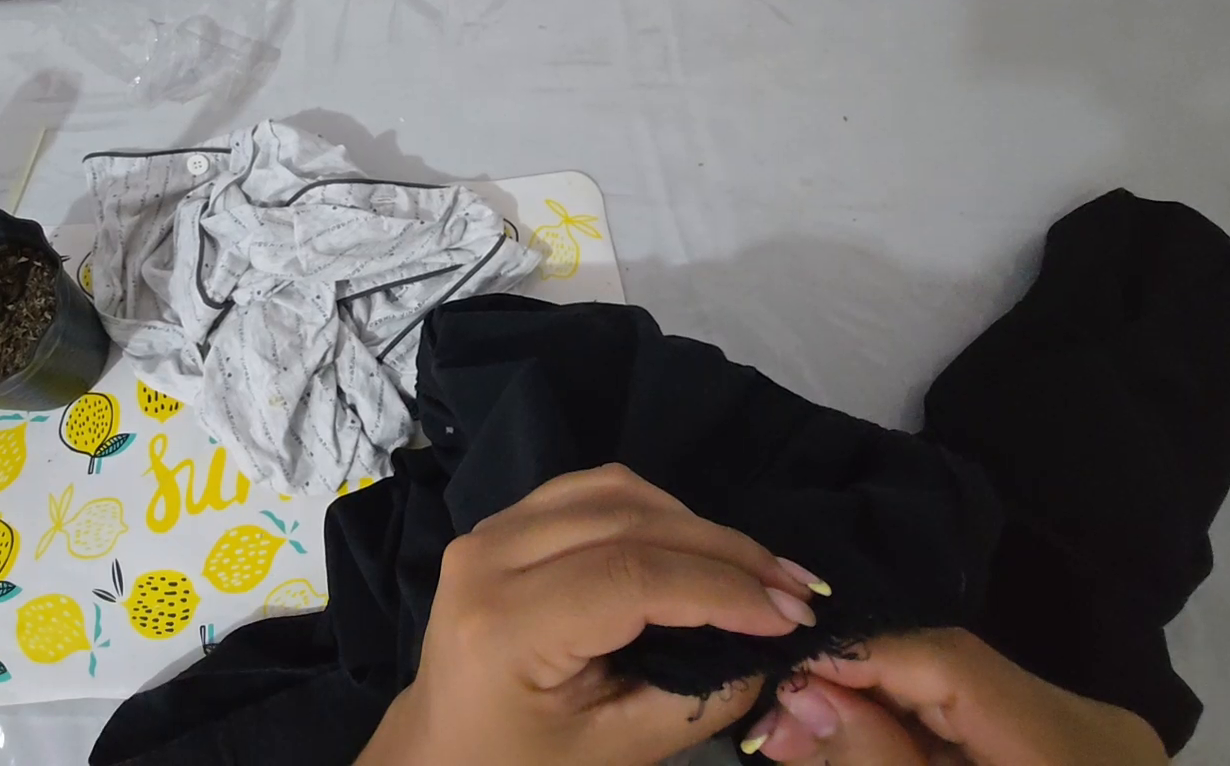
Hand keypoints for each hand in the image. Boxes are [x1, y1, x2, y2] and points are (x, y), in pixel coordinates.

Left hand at [355, 464, 828, 765]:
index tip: (791, 612)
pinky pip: (585, 489)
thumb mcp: (612, 753)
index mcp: (504, 622)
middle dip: (719, 547)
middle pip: (622, 519)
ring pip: (608, 489)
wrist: (438, 746)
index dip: (719, 587)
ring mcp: (488, 526)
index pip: (629, 577)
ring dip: (688, 519)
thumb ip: (694, 699)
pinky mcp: (500, 519)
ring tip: (749, 566)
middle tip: (791, 584)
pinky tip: (687, 542)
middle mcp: (488, 554)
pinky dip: (648, 507)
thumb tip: (767, 648)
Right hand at [745, 628, 1168, 764]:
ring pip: (945, 695)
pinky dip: (904, 736)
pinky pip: (965, 724)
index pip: (947, 661)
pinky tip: (852, 748)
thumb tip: (800, 687)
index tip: (779, 667)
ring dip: (869, 714)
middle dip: (851, 689)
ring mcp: (1080, 741)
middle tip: (777, 722)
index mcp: (1075, 750)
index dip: (856, 652)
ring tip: (797, 740)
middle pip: (941, 673)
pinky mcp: (1061, 756)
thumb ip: (875, 762)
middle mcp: (1089, 726)